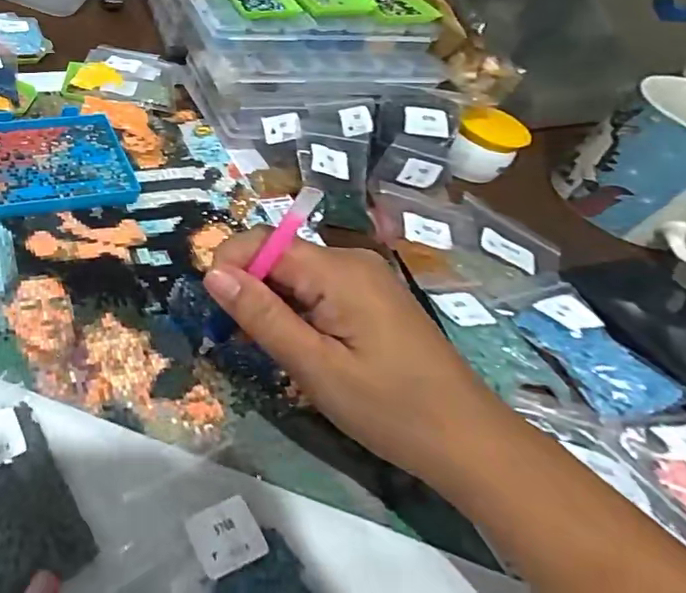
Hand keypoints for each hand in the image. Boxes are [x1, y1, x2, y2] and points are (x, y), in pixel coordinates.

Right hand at [205, 232, 510, 479]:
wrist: (474, 445)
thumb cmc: (391, 409)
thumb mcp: (315, 367)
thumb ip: (262, 315)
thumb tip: (212, 273)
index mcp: (338, 270)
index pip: (262, 241)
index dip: (230, 265)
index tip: (217, 310)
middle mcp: (350, 259)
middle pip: (278, 254)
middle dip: (250, 287)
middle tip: (242, 338)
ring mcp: (365, 277)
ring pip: (295, 272)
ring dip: (272, 301)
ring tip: (274, 349)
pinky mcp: (372, 296)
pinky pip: (318, 287)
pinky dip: (298, 309)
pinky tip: (305, 346)